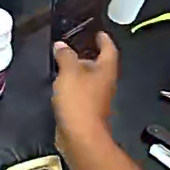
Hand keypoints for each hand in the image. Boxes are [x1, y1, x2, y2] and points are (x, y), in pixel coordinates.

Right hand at [52, 32, 118, 151]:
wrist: (81, 137)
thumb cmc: (79, 102)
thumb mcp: (69, 72)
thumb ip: (65, 56)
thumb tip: (61, 46)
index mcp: (106, 70)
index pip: (109, 48)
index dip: (103, 39)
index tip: (98, 33)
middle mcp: (105, 83)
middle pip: (99, 65)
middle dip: (87, 56)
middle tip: (73, 48)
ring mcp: (97, 98)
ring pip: (88, 80)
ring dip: (77, 72)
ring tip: (62, 65)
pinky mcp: (87, 110)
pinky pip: (80, 93)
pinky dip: (72, 87)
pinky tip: (60, 87)